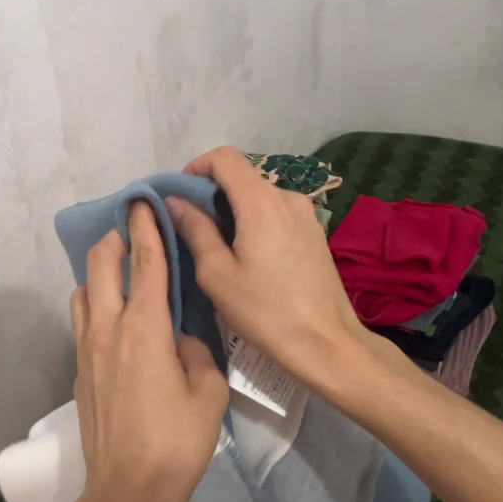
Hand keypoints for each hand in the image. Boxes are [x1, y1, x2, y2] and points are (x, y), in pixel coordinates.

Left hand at [69, 202, 229, 501]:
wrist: (127, 490)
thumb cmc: (177, 443)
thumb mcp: (208, 393)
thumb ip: (197, 353)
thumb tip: (181, 338)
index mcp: (144, 327)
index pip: (145, 262)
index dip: (145, 226)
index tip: (143, 201)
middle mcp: (108, 328)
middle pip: (101, 264)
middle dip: (115, 238)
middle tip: (133, 231)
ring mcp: (86, 348)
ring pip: (84, 290)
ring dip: (101, 273)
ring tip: (124, 275)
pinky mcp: (78, 370)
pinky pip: (83, 320)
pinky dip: (96, 303)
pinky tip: (117, 320)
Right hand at [167, 146, 392, 396]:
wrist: (327, 344)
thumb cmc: (266, 311)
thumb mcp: (216, 273)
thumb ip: (194, 229)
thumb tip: (175, 200)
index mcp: (261, 201)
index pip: (224, 157)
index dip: (195, 168)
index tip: (178, 197)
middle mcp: (287, 197)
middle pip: (241, 177)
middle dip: (210, 194)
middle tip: (189, 229)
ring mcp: (306, 215)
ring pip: (258, 197)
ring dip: (232, 212)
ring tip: (216, 249)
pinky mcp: (314, 234)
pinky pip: (275, 214)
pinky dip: (253, 223)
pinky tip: (246, 258)